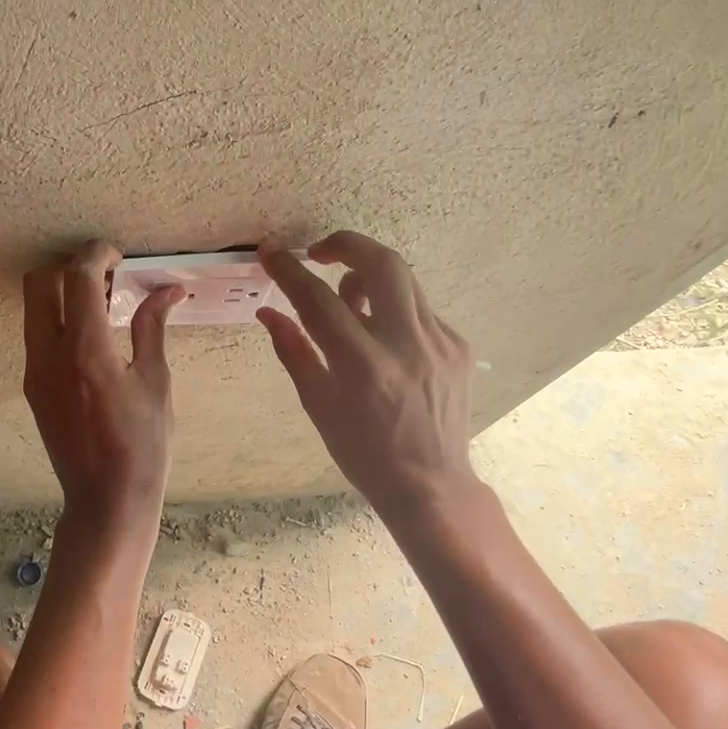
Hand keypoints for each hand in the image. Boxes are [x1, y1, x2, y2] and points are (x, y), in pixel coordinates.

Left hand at [23, 241, 185, 520]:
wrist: (105, 499)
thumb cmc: (142, 446)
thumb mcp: (155, 382)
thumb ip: (152, 328)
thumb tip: (167, 290)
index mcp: (86, 352)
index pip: (78, 277)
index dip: (96, 254)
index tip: (117, 255)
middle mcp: (49, 356)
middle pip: (38, 282)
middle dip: (69, 267)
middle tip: (104, 276)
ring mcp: (34, 373)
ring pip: (32, 309)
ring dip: (60, 293)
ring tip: (101, 305)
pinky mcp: (32, 388)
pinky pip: (37, 336)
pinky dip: (57, 321)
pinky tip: (91, 337)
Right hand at [256, 231, 478, 510]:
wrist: (429, 484)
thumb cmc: (363, 453)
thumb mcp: (318, 406)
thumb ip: (294, 352)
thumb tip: (269, 313)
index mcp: (363, 366)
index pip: (320, 300)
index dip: (290, 270)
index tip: (270, 251)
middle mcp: (406, 345)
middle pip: (382, 264)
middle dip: (347, 244)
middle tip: (321, 253)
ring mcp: (439, 343)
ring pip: (405, 280)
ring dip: (370, 275)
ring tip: (349, 298)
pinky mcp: (458, 346)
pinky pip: (420, 310)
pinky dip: (394, 311)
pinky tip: (383, 339)